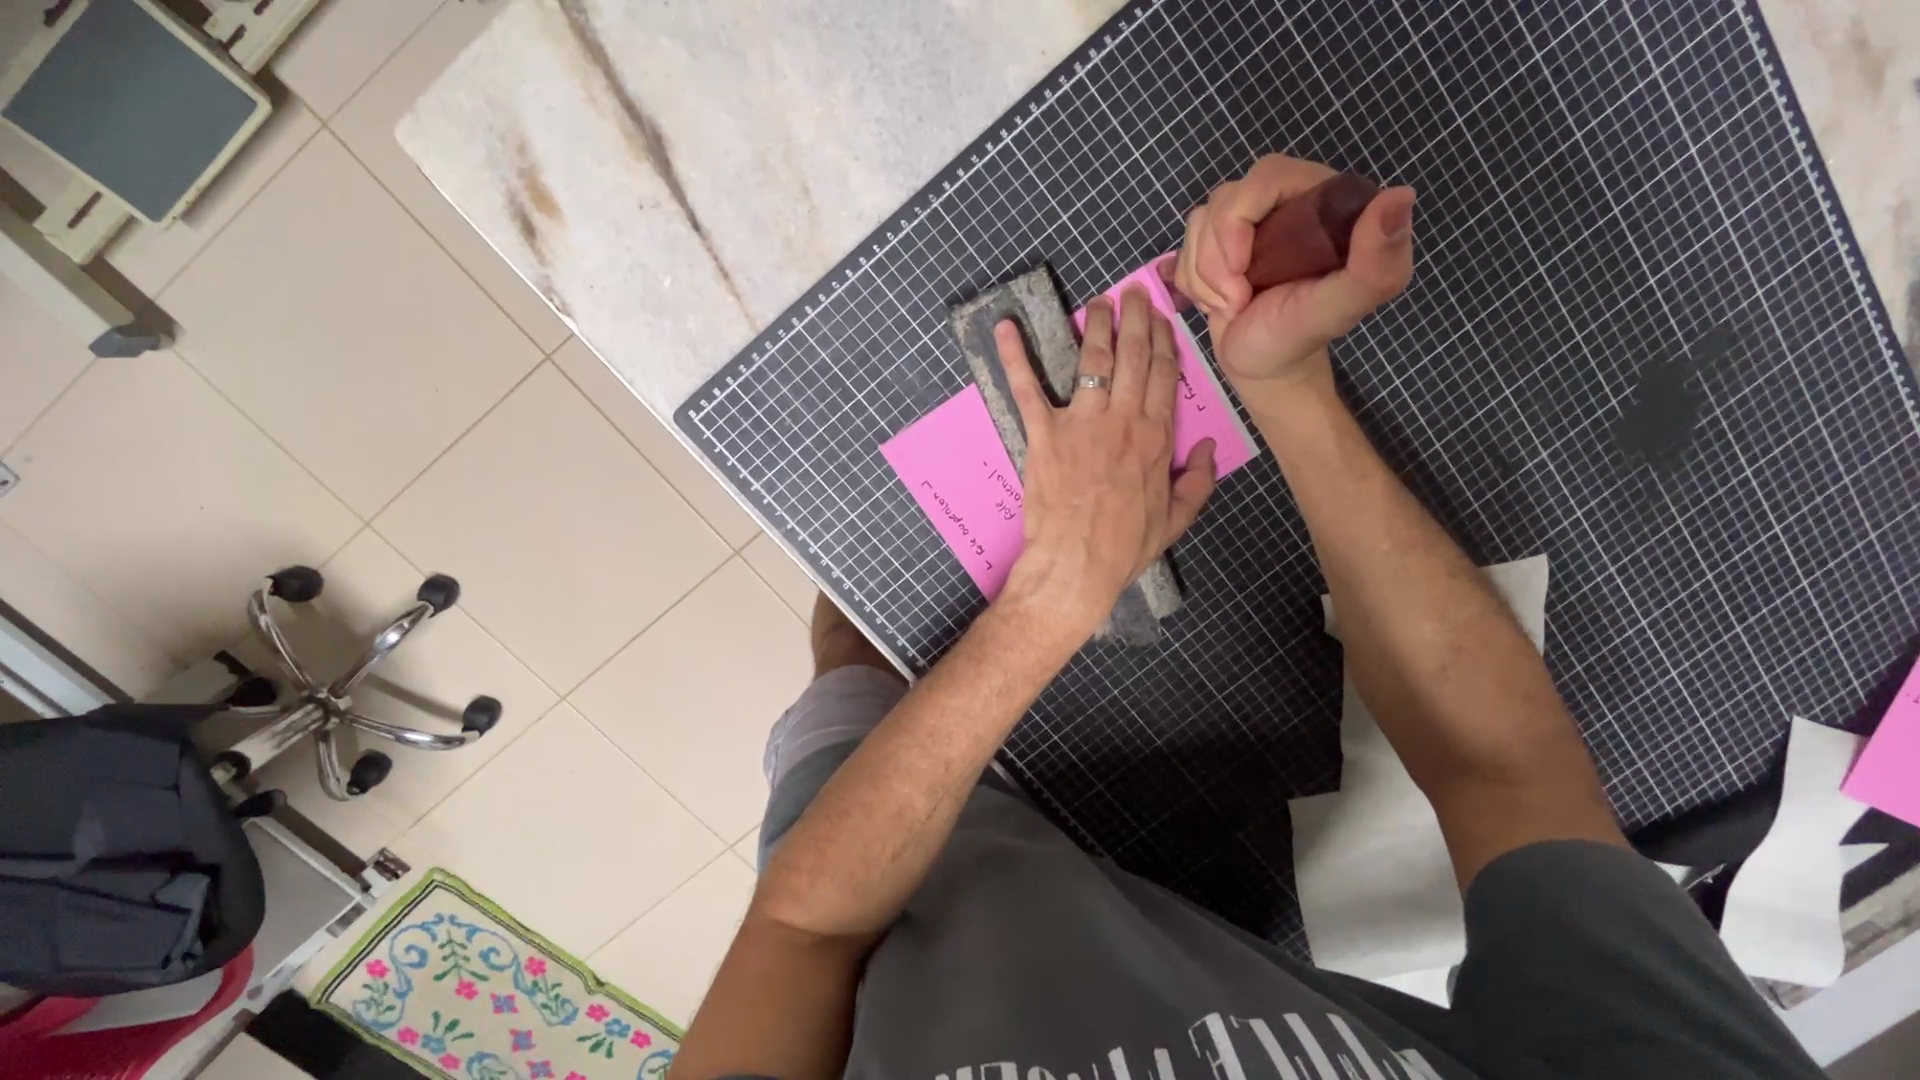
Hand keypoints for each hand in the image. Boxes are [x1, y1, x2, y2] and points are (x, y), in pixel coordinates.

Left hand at [994, 287, 1217, 636]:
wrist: (1077, 565)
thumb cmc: (1125, 547)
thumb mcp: (1176, 521)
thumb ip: (1198, 482)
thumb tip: (1208, 448)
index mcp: (1156, 438)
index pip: (1164, 377)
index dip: (1164, 343)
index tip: (1162, 321)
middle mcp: (1123, 420)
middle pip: (1134, 357)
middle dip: (1137, 319)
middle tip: (1134, 293)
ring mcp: (1082, 422)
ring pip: (1093, 359)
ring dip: (1098, 324)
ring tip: (1100, 301)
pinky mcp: (1044, 433)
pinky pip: (1028, 388)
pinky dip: (1014, 357)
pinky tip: (1005, 328)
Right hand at [1171, 154, 1416, 403]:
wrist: (1264, 369)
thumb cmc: (1301, 338)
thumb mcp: (1342, 305)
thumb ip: (1374, 260)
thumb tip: (1399, 196)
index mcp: (1324, 202)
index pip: (1266, 176)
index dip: (1238, 219)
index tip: (1241, 270)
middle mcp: (1286, 203)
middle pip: (1225, 199)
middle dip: (1217, 257)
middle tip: (1236, 298)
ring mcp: (1249, 224)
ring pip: (1200, 222)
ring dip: (1205, 275)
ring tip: (1232, 304)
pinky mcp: (1219, 246)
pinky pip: (1186, 246)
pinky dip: (1193, 281)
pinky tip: (1219, 301)